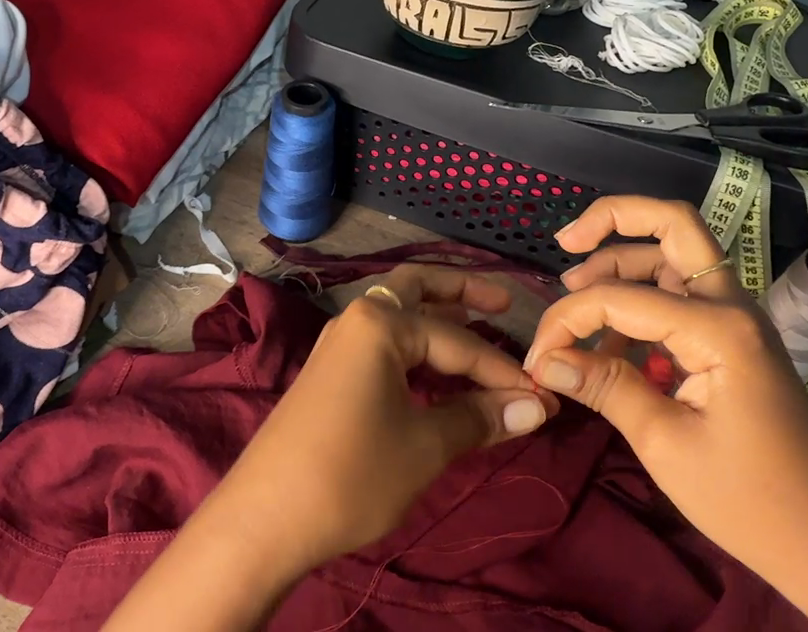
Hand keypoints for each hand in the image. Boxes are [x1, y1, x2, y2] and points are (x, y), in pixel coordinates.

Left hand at [222, 264, 556, 564]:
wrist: (265, 518)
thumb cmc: (352, 473)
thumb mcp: (425, 446)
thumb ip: (480, 418)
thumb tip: (535, 406)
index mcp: (378, 323)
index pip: (457, 339)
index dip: (502, 369)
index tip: (541, 396)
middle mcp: (356, 320)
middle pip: (416, 290)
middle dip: (461, 293)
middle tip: (504, 305)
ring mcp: (338, 346)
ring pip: (398, 318)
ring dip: (439, 322)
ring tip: (481, 334)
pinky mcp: (331, 374)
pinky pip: (383, 346)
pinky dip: (416, 350)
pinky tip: (439, 376)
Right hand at [526, 197, 807, 631]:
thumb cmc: (748, 500)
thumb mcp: (663, 443)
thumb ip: (603, 386)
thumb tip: (542, 359)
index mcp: (719, 327)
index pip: (620, 296)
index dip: (567, 319)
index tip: (537, 360)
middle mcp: (732, 306)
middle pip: (674, 224)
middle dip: (614, 220)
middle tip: (565, 243)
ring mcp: (739, 322)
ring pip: (676, 256)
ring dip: (624, 261)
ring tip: (575, 291)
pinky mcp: (736, 343)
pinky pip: (683, 297)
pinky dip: (642, 300)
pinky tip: (611, 342)